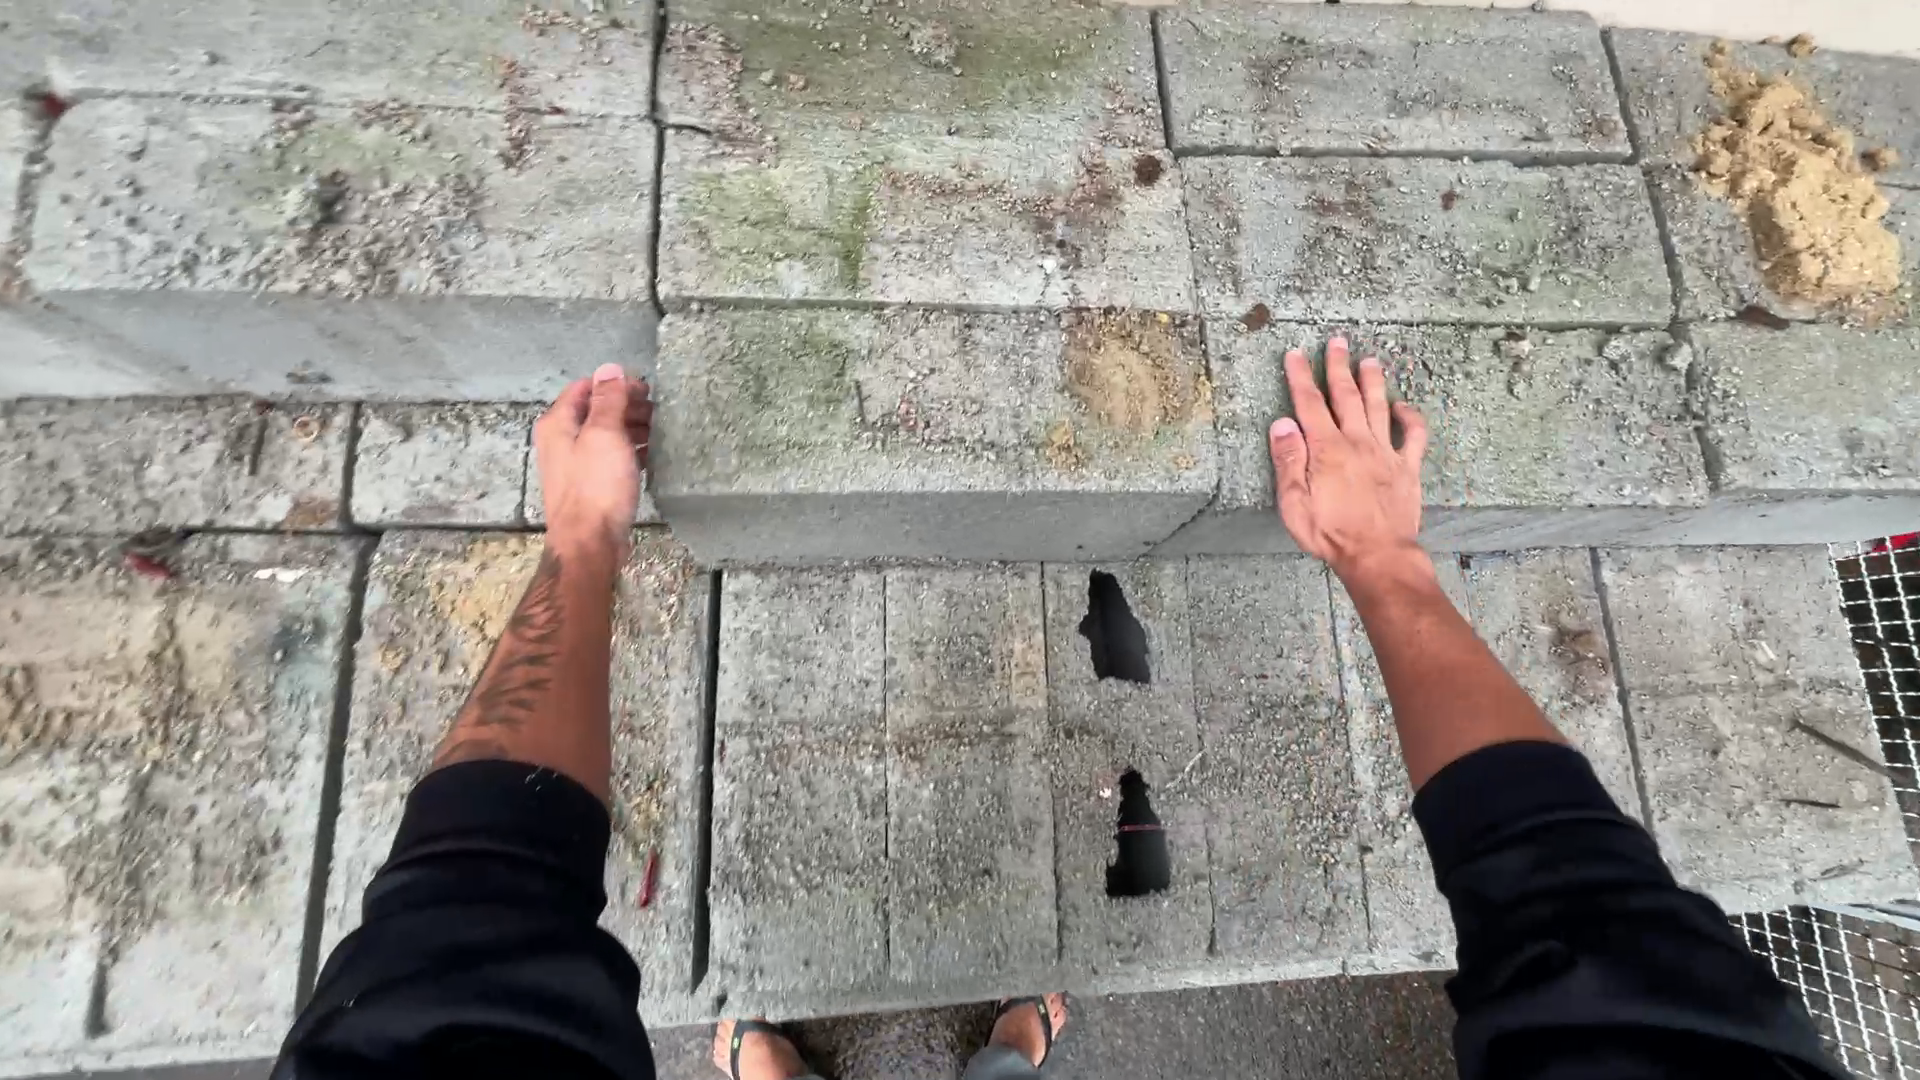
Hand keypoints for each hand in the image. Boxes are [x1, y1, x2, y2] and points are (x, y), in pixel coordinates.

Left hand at [534, 363, 651, 557]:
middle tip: (659, 411)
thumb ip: (608, 400)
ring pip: (606, 435)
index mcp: (558, 423)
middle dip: (627, 406)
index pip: (585, 388)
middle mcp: (562, 440)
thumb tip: (610, 368)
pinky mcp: (592, 485)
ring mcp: (576, 464)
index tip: (647, 390)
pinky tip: (652, 456)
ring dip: (631, 429)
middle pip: (595, 411)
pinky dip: (631, 452)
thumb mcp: (604, 435)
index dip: (615, 384)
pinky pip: (612, 458)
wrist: (589, 542)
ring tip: (660, 431)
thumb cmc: (596, 486)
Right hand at [1267, 337, 1429, 581]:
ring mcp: (1385, 453)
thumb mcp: (1294, 503)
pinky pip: (1415, 436)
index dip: (1301, 377)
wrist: (1376, 555)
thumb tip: (1282, 424)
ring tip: (1370, 360)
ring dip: (1373, 381)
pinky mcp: (1406, 468)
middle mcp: (1357, 443)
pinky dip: (1412, 417)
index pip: (1310, 405)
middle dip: (1338, 368)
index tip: (1295, 355)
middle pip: (1346, 397)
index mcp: (1326, 450)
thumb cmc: (1328, 533)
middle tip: (1337, 342)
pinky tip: (1404, 406)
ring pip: (1379, 407)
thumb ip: (1289, 461)